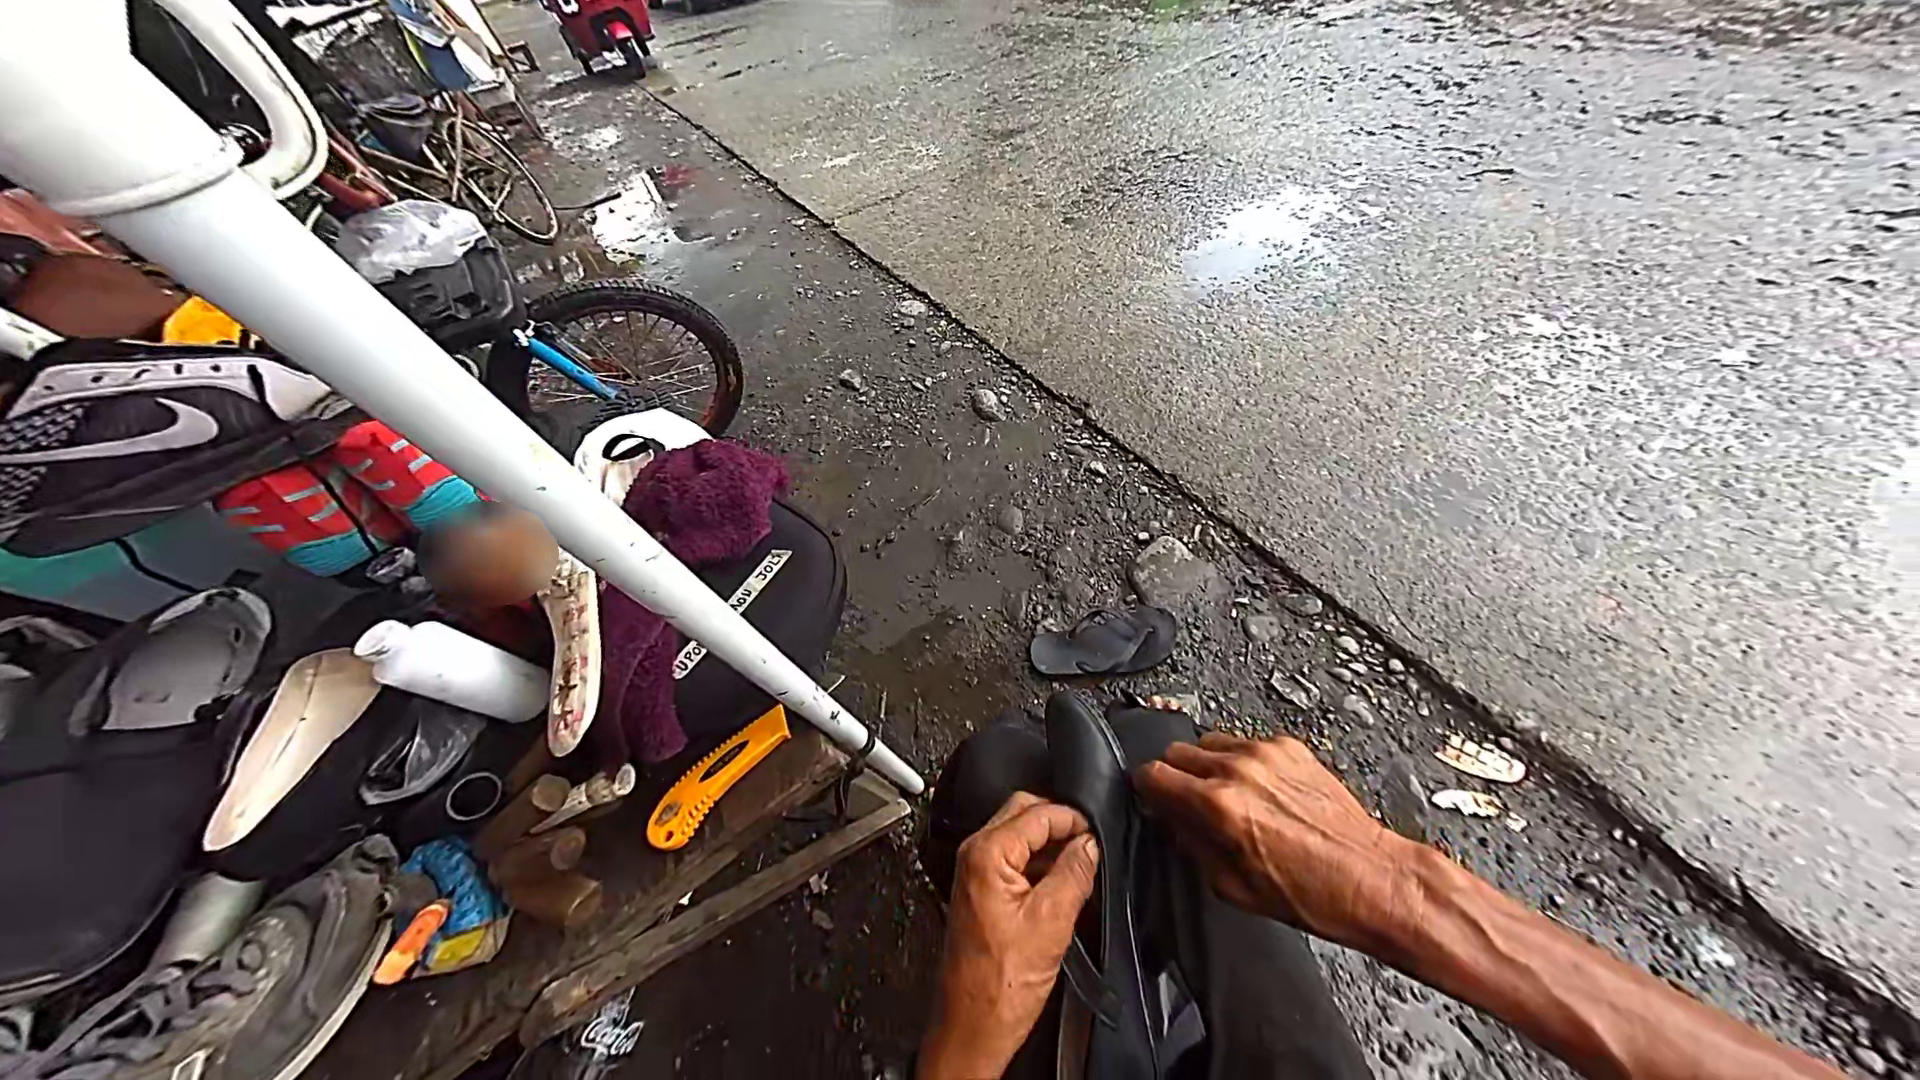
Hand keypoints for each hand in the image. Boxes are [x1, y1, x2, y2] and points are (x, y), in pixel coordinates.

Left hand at [918, 793, 1099, 1079]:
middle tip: (1089, 842)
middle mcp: (975, 853)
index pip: (1037, 812)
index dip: (1071, 818)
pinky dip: (1038, 861)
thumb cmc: (998, 987)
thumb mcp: (1051, 923)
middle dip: (1059, 822)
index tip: (1095, 832)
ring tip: (1079, 865)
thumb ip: (1074, 874)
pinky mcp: (981, 888)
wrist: (972, 1026)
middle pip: (1023, 812)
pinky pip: (1013, 857)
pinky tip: (1060, 882)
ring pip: (1018, 833)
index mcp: (987, 853)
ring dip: (1049, 842)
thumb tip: (1090, 844)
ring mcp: (976, 870)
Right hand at [1132, 734, 1416, 951]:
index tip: (1150, 794)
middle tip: (1187, 799)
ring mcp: (1265, 753)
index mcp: (1219, 805)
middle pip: (1175, 751)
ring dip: (1206, 765)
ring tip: (1227, 794)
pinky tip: (1260, 790)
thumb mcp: (1234, 886)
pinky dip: (1242, 761)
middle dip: (1174, 775)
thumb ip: (1190, 844)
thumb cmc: (1317, 893)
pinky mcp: (1289, 747)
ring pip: (1208, 741)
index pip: (1153, 773)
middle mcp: (1238, 769)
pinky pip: (1245, 742)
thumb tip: (1169, 820)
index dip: (1146, 787)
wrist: (1376, 879)